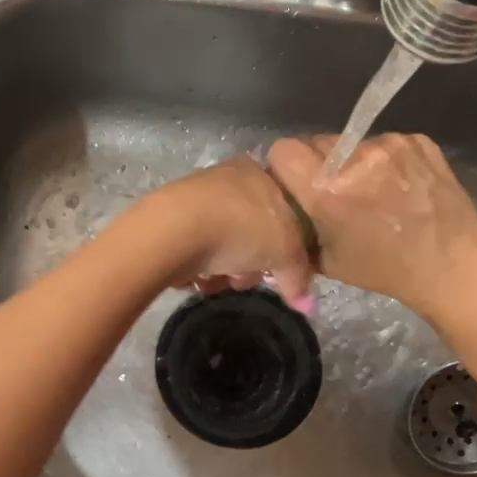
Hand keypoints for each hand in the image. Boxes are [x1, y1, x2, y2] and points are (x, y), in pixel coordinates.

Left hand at [139, 156, 314, 300]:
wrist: (175, 229)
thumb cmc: (241, 228)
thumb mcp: (285, 252)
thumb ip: (299, 275)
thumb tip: (306, 303)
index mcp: (259, 173)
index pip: (283, 209)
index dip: (286, 243)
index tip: (279, 267)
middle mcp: (228, 179)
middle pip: (252, 231)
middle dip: (252, 263)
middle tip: (246, 279)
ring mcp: (196, 198)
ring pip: (223, 242)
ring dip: (225, 269)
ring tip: (218, 281)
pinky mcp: (171, 220)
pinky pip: (196, 248)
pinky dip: (200, 267)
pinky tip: (197, 277)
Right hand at [268, 133, 476, 307]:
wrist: (451, 264)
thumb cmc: (384, 269)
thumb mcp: (327, 260)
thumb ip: (299, 231)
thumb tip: (283, 215)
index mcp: (326, 189)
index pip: (284, 150)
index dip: (285, 167)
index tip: (295, 185)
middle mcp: (356, 158)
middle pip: (316, 141)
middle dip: (319, 164)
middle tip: (334, 191)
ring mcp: (390, 145)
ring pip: (352, 142)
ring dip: (352, 162)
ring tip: (371, 191)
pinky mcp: (418, 141)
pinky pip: (385, 142)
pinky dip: (384, 161)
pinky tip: (397, 186)